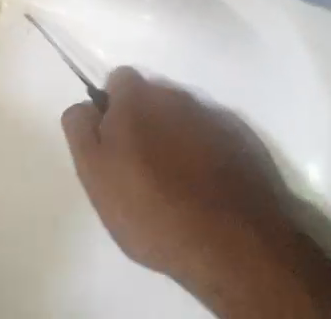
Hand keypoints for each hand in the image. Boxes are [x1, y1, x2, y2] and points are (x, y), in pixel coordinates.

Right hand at [61, 67, 296, 287]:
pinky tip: (210, 193)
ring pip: (187, 119)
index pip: (118, 79)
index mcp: (138, 97)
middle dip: (146, 122)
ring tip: (180, 185)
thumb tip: (87, 107)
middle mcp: (179, 97)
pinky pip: (218, 140)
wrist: (239, 251)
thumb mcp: (94, 174)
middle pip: (154, 98)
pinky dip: (210, 156)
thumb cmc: (154, 212)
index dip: (112, 108)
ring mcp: (218, 120)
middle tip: (143, 168)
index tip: (114, 144)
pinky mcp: (250, 146)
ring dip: (179, 138)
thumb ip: (80, 128)